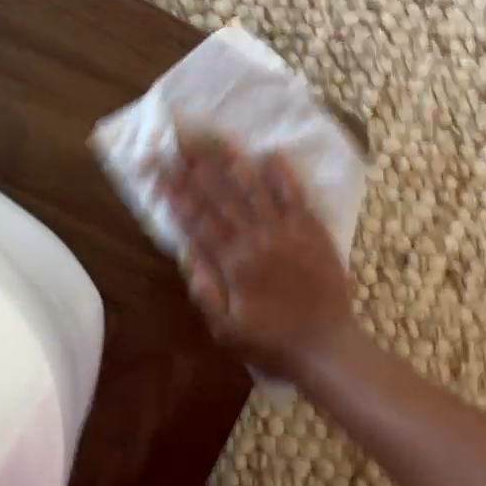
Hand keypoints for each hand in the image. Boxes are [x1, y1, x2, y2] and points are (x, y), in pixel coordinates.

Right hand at [164, 135, 358, 379]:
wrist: (327, 346)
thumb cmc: (272, 342)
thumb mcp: (226, 328)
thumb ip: (204, 289)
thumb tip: (185, 250)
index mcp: (232, 262)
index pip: (196, 219)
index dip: (174, 192)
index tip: (158, 169)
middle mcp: (255, 238)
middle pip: (220, 195)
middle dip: (195, 167)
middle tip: (176, 142)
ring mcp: (285, 229)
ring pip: (253, 187)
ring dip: (230, 162)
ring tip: (212, 139)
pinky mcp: (311, 228)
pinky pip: (294, 194)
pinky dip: (282, 174)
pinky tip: (268, 154)